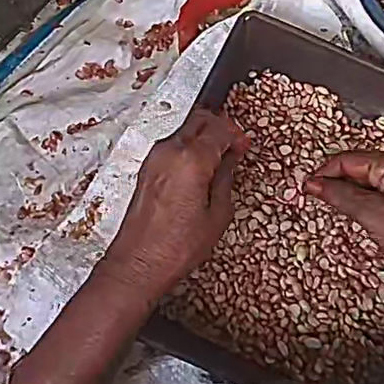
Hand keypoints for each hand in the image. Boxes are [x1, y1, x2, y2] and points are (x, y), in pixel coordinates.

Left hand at [98, 108, 247, 297]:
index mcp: (191, 160)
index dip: (237, 135)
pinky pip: (172, 146)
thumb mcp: (217, 215)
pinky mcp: (146, 169)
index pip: (220, 129)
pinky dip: (189, 148)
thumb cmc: (175, 247)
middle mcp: (169, 152)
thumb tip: (229, 162)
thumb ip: (225, 179)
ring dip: (203, 137)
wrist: (139, 263)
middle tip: (234, 145)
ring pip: (184, 130)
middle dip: (220, 127)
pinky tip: (200, 168)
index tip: (244, 146)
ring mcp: (154, 158)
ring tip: (219, 159)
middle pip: (199, 120)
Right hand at [304, 150, 383, 286]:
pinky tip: (354, 218)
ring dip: (345, 196)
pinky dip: (359, 206)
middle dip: (334, 184)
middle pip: (354, 169)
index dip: (324, 173)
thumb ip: (340, 195)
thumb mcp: (372, 214)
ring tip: (331, 211)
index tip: (305, 189)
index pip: (347, 159)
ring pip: (362, 185)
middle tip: (313, 201)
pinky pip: (372, 197)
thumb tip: (313, 183)